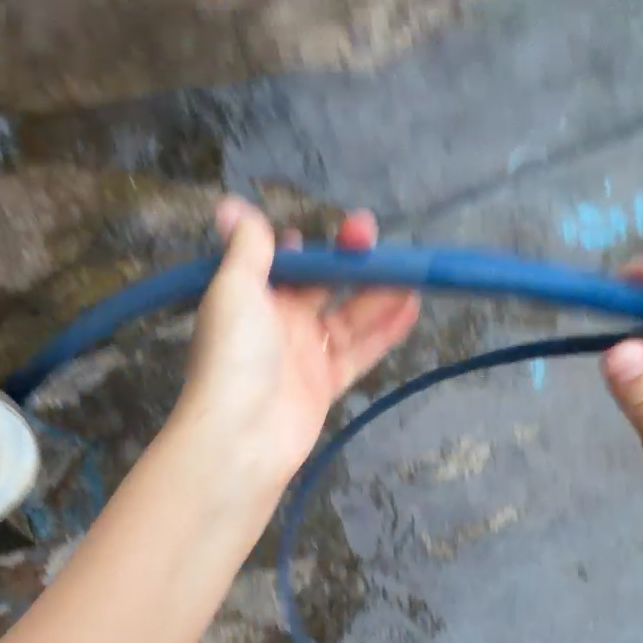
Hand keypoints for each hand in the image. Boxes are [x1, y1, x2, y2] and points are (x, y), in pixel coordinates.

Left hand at [172, 196, 421, 486]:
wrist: (239, 437)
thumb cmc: (233, 355)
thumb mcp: (234, 288)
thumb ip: (246, 248)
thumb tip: (231, 205)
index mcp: (250, 297)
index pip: (282, 262)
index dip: (307, 244)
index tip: (331, 228)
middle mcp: (275, 323)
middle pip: (320, 284)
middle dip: (347, 259)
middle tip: (369, 235)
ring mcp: (301, 356)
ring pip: (346, 315)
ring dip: (376, 291)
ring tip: (410, 270)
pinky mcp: (323, 385)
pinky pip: (358, 351)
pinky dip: (384, 330)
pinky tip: (411, 306)